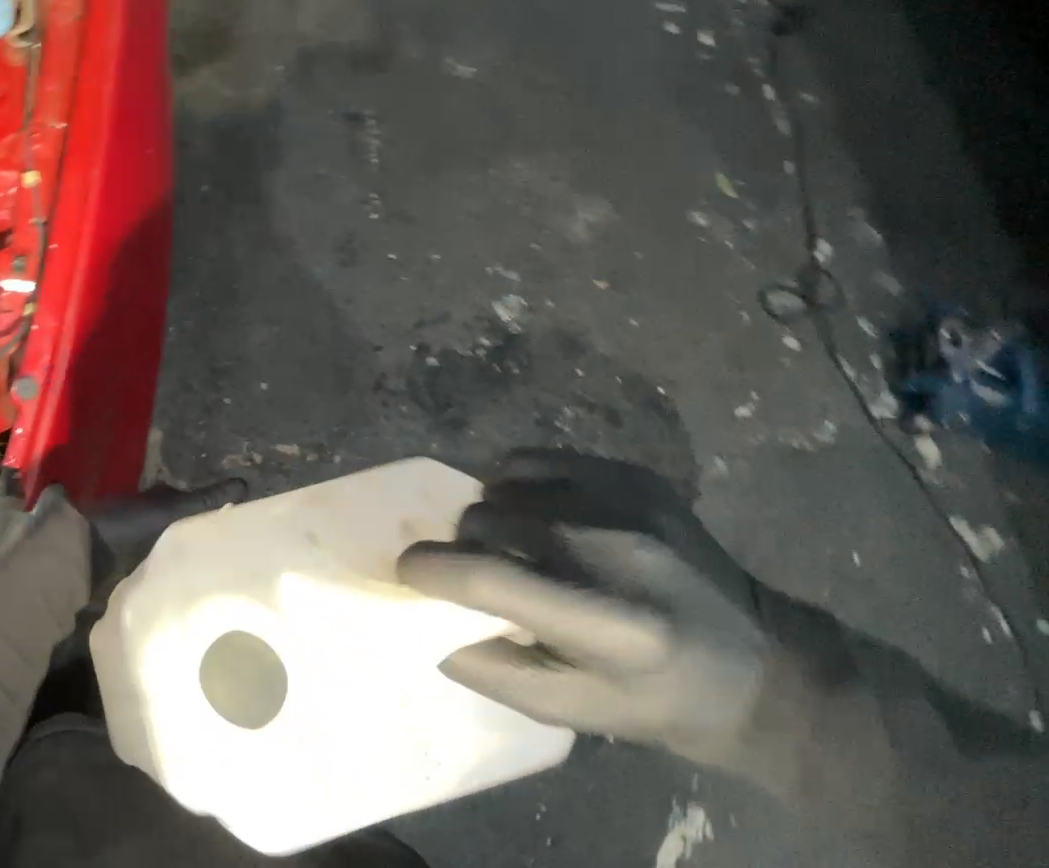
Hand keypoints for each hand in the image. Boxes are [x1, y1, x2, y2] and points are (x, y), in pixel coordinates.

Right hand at [396, 451, 781, 776]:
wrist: (761, 669)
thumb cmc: (654, 702)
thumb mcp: (564, 709)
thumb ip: (482, 663)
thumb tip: (423, 612)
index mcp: (606, 625)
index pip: (485, 578)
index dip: (427, 570)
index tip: (409, 573)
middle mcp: (615, 550)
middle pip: (484, 522)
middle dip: (463, 547)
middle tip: (482, 573)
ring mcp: (628, 504)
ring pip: (501, 489)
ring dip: (490, 518)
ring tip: (515, 547)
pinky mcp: (634, 477)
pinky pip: (532, 461)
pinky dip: (514, 486)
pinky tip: (535, 515)